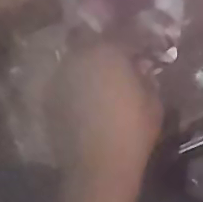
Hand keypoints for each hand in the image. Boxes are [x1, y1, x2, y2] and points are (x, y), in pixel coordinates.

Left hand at [48, 41, 163, 201]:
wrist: (99, 167)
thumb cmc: (133, 131)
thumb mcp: (154, 102)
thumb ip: (146, 78)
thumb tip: (140, 68)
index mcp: (107, 52)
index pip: (124, 35)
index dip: (136, 43)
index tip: (145, 52)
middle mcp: (78, 57)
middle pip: (94, 45)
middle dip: (109, 53)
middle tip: (123, 67)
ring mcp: (59, 77)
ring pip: (78, 64)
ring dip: (91, 71)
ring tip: (105, 86)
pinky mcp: (49, 99)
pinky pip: (67, 85)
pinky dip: (78, 90)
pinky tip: (89, 105)